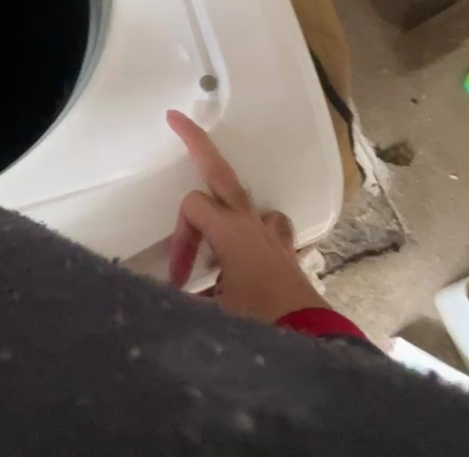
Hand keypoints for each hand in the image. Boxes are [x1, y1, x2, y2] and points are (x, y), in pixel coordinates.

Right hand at [166, 109, 329, 323]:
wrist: (311, 348)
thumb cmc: (259, 325)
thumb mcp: (212, 316)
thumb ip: (180, 303)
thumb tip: (158, 301)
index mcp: (230, 231)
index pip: (192, 207)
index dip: (178, 238)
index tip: (177, 279)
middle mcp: (252, 225)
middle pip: (221, 172)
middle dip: (198, 144)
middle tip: (177, 120)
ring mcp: (273, 238)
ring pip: (248, 203)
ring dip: (226, 202)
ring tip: (211, 225)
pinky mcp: (286, 257)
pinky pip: (269, 229)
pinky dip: (253, 231)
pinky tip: (245, 255)